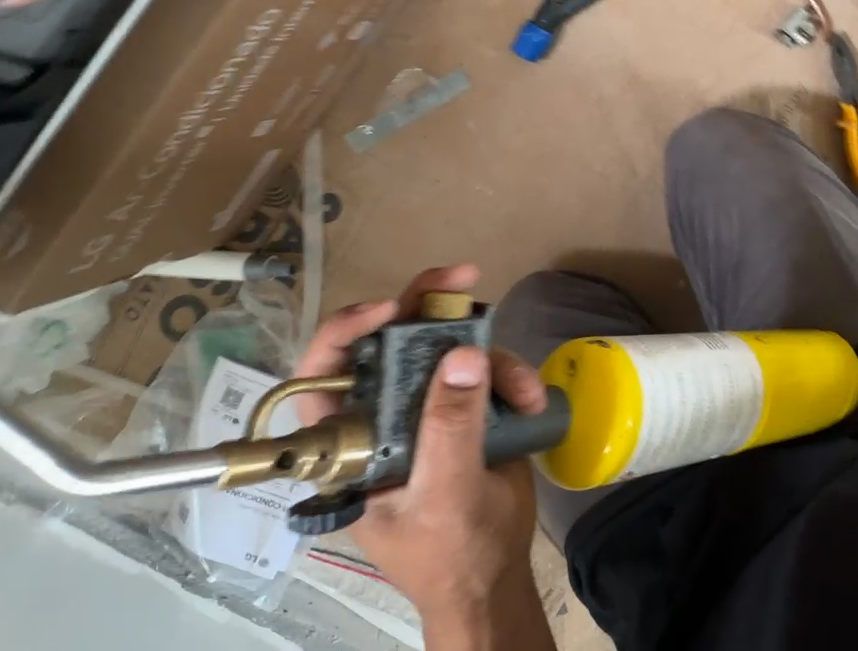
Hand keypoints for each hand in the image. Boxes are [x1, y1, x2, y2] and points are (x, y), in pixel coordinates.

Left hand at [294, 265, 548, 647]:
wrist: (494, 577)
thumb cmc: (449, 551)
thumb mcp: (446, 491)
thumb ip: (451, 425)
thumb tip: (464, 353)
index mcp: (349, 442)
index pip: (326, 374)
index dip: (349, 330)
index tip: (393, 306)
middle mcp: (381, 418)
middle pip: (394, 346)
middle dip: (430, 312)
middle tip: (465, 279)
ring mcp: (426, 412)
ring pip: (450, 355)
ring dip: (493, 361)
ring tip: (524, 390)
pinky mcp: (466, 410)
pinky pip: (485, 370)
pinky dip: (513, 377)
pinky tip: (532, 400)